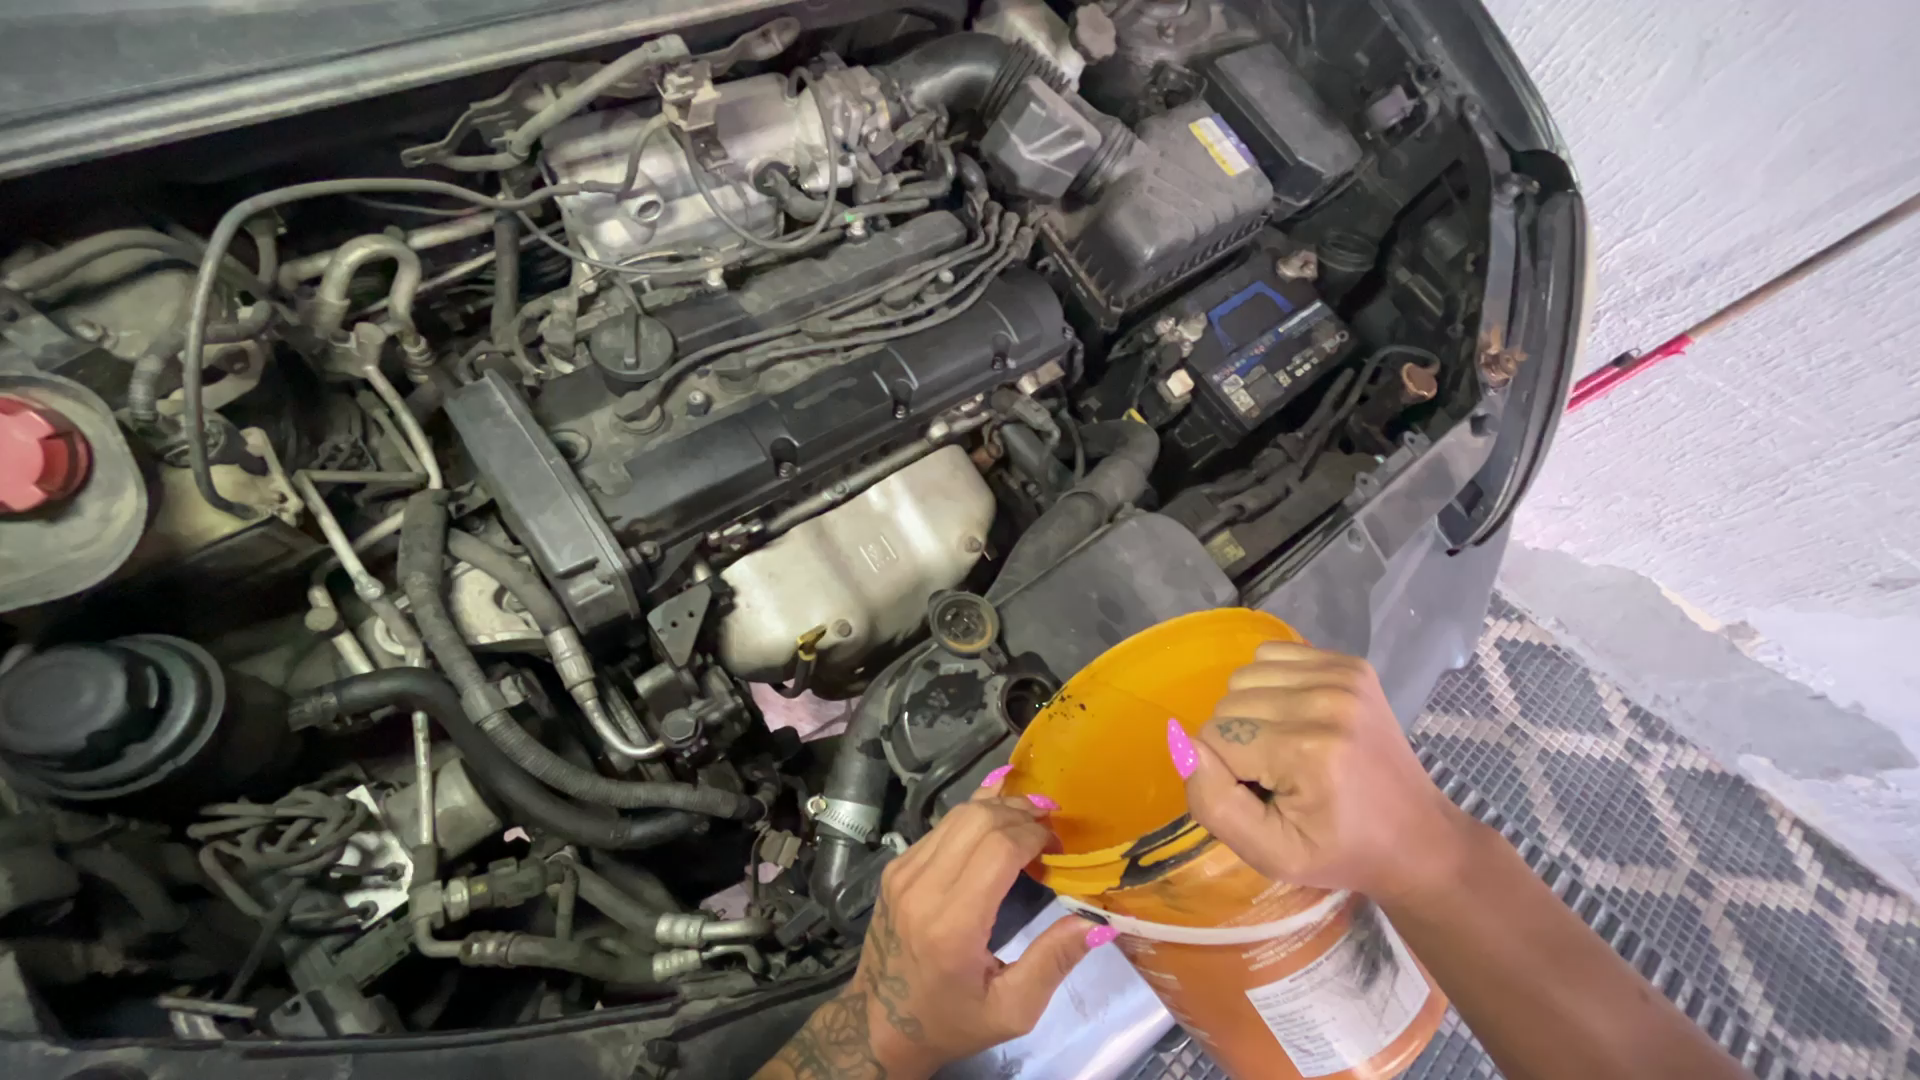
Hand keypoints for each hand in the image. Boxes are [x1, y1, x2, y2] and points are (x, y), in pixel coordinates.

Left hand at [761, 785, 1110, 1079]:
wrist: (877, 1024)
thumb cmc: (950, 1021)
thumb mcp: (1011, 1010)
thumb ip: (1053, 962)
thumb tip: (1097, 921)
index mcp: (952, 924)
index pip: (998, 849)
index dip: (1033, 834)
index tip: (1058, 842)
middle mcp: (922, 887)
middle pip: (978, 820)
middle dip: (1020, 812)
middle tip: (1050, 823)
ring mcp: (903, 871)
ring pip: (958, 815)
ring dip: (998, 807)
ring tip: (1030, 817)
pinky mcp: (896, 866)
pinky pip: (942, 826)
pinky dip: (975, 816)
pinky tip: (998, 820)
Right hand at [1168, 641, 1473, 902]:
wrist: (1417, 837)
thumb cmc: (1339, 851)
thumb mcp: (1270, 853)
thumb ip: (1215, 803)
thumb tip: (1187, 745)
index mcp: (1307, 751)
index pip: (1213, 738)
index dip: (1224, 772)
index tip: (1262, 798)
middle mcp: (1325, 701)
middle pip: (1227, 703)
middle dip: (1235, 741)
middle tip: (1274, 776)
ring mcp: (1342, 676)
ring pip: (1244, 677)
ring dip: (1250, 711)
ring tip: (1283, 746)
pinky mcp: (1350, 664)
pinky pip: (1271, 655)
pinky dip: (1269, 684)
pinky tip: (1295, 717)